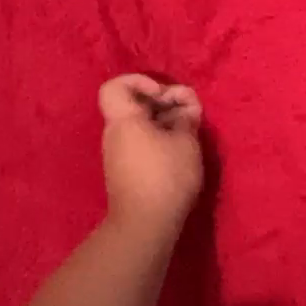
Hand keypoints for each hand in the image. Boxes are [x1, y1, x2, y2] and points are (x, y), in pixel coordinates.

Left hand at [96, 74, 204, 239]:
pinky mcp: (126, 169)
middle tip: (189, 112)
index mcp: (124, 120)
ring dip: (165, 120)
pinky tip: (180, 148)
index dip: (140, 81)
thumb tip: (184, 110)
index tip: (163, 95)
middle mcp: (115, 133)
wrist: (145, 224)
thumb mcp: (186, 141)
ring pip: (140, 123)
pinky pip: (142, 141)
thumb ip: (186, 117)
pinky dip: (161, 137)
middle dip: (164, 102)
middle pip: (134, 104)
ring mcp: (118, 153)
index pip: (115, 87)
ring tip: (190, 130)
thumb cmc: (166, 175)